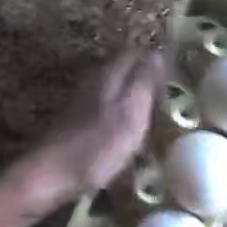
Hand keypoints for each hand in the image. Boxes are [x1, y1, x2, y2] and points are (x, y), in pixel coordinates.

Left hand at [10, 50, 164, 215]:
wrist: (50, 175)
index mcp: (108, 73)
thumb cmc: (97, 146)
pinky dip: (119, 113)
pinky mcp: (75, 119)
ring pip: (114, 87)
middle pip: (123, 68)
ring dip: (132, 96)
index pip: (136, 52)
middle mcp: (93, 78)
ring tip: (152, 115)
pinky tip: (127, 131)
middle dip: (144, 77)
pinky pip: (105, 106)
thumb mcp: (131, 113)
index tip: (175, 75)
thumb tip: (157, 52)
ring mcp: (81, 98)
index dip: (156, 60)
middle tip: (167, 96)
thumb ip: (143, 81)